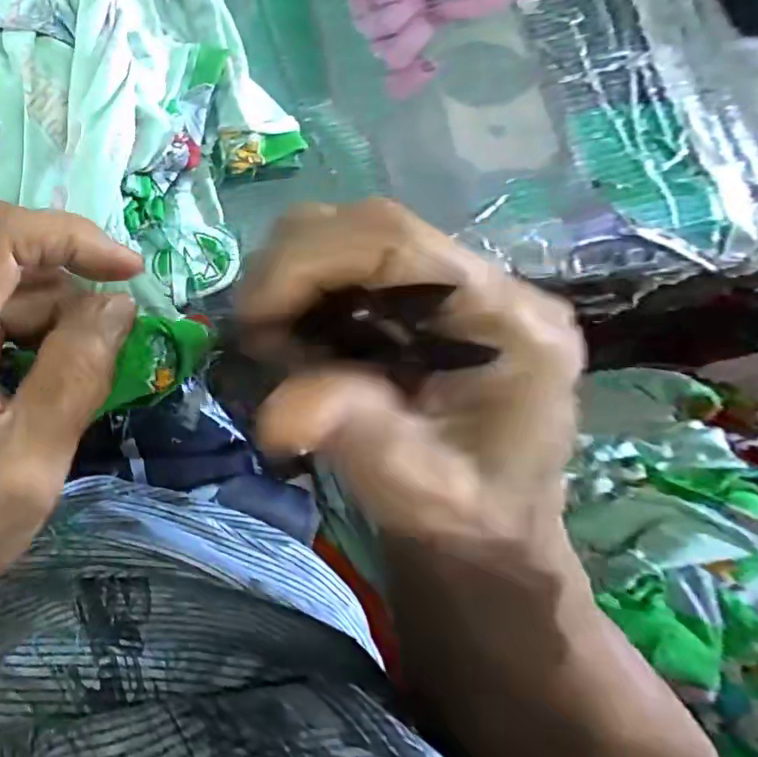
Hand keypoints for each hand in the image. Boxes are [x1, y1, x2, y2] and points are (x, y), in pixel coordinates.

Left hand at [0, 201, 140, 663]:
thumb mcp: (30, 460)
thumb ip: (74, 372)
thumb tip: (117, 303)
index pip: (0, 235)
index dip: (69, 235)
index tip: (129, 271)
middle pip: (3, 255)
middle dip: (71, 278)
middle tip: (122, 334)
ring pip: (3, 289)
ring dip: (58, 313)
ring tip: (97, 371)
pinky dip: (35, 336)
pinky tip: (62, 380)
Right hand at [240, 200, 584, 551]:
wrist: (483, 534)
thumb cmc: (462, 514)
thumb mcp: (417, 488)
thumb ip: (359, 436)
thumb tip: (278, 411)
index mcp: (504, 318)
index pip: (386, 237)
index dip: (301, 266)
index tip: (253, 321)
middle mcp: (481, 282)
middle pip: (355, 222)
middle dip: (285, 270)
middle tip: (261, 335)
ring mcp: (446, 282)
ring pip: (334, 231)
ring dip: (284, 279)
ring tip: (278, 339)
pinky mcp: (410, 292)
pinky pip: (329, 257)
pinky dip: (291, 288)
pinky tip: (294, 335)